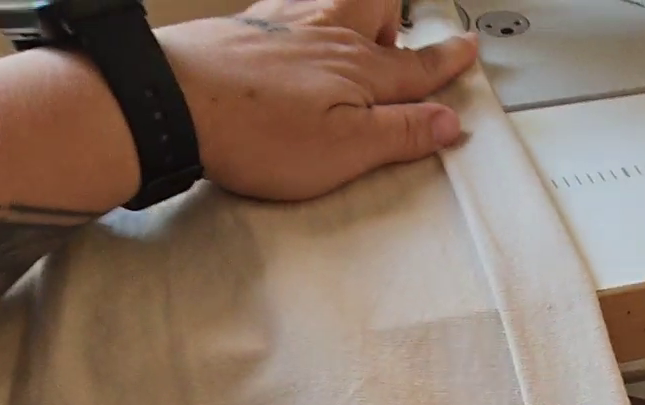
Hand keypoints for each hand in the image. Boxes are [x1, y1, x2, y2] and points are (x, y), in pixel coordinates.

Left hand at [157, 0, 478, 200]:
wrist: (178, 102)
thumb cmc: (261, 131)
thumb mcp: (347, 150)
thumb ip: (400, 134)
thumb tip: (447, 121)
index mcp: (359, 69)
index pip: (415, 66)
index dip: (446, 62)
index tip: (466, 50)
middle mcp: (327, 34)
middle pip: (375, 6)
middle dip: (395, 19)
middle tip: (396, 44)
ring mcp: (285, 22)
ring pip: (334, 0)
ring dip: (353, 12)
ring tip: (351, 39)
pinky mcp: (248, 27)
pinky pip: (291, 7)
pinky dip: (306, 17)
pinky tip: (295, 37)